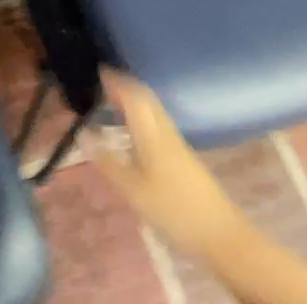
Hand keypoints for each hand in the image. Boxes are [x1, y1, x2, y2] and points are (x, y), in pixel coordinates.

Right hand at [89, 68, 243, 251]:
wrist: (222, 235)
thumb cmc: (174, 210)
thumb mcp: (133, 191)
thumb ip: (108, 162)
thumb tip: (84, 134)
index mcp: (153, 134)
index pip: (134, 95)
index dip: (116, 80)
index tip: (96, 71)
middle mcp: (166, 132)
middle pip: (146, 98)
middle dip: (124, 86)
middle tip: (100, 84)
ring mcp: (178, 144)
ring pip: (153, 110)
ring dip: (133, 100)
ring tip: (110, 103)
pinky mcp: (183, 156)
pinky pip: (157, 123)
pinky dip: (140, 116)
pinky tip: (131, 132)